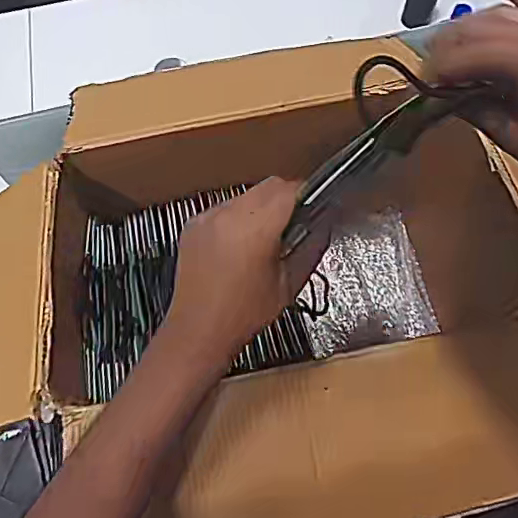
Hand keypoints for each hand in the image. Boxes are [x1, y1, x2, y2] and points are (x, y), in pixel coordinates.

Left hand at [163, 177, 306, 362]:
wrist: (198, 331)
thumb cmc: (244, 314)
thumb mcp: (289, 284)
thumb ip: (312, 248)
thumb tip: (323, 225)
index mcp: (256, 227)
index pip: (289, 190)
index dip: (305, 195)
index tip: (312, 207)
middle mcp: (229, 214)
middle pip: (269, 186)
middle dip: (286, 199)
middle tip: (293, 224)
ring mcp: (208, 216)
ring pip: (247, 194)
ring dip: (261, 207)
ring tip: (264, 238)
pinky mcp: (194, 224)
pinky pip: (225, 208)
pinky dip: (238, 217)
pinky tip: (240, 244)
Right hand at [426, 0, 517, 190]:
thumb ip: (481, 113)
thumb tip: (454, 100)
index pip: (462, 55)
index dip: (436, 70)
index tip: (423, 86)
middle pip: (476, 27)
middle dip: (447, 45)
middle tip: (431, 68)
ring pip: (502, 14)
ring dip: (473, 24)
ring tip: (454, 42)